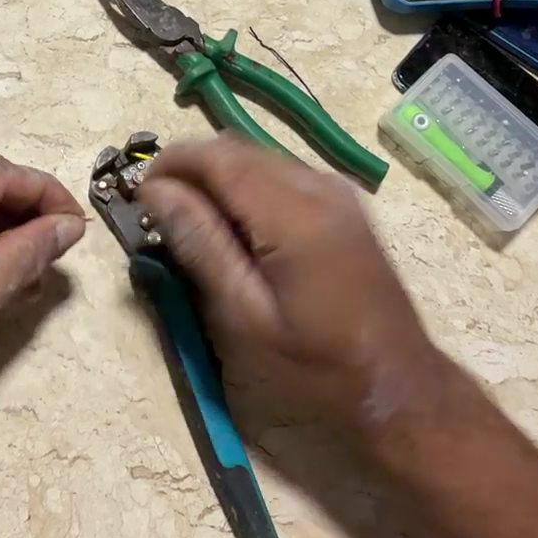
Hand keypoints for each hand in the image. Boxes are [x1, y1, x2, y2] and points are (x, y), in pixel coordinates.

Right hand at [139, 138, 439, 442]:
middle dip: (191, 168)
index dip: (172, 163)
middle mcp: (318, 185)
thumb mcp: (245, 316)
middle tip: (157, 209)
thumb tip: (155, 192)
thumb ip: (200, 244)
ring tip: (190, 219)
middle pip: (237, 149)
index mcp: (295, 212)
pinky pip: (280, 173)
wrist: (400, 388)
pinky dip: (246, 185)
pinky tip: (234, 225)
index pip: (219, 157)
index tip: (138, 192)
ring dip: (217, 175)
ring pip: (258, 156)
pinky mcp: (343, 202)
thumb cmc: (316, 367)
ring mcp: (336, 190)